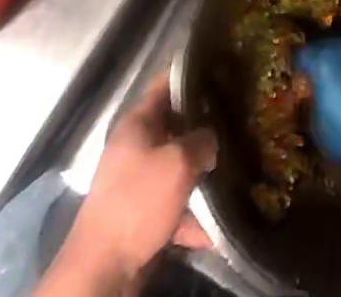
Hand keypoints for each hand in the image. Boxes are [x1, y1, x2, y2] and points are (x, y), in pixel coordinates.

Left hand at [40, 74, 217, 296]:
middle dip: (205, 128)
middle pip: (176, 127)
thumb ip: (202, 141)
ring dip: (203, 175)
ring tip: (235, 174)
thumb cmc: (138, 201)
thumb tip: (211, 139)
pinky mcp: (142, 214)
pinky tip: (217, 228)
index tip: (221, 73)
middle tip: (237, 123)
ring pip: (179, 167)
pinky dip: (194, 215)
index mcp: (137, 123)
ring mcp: (138, 181)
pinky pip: (175, 205)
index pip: (164, 84)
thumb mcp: (178, 162)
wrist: (103, 267)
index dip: (190, 75)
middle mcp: (135, 146)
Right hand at [294, 37, 340, 213]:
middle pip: (326, 47)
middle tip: (316, 81)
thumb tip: (309, 91)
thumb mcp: (315, 122)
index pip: (300, 54)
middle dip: (320, 61)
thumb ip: (310, 98)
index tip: (297, 80)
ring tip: (339, 85)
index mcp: (321, 58)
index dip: (298, 67)